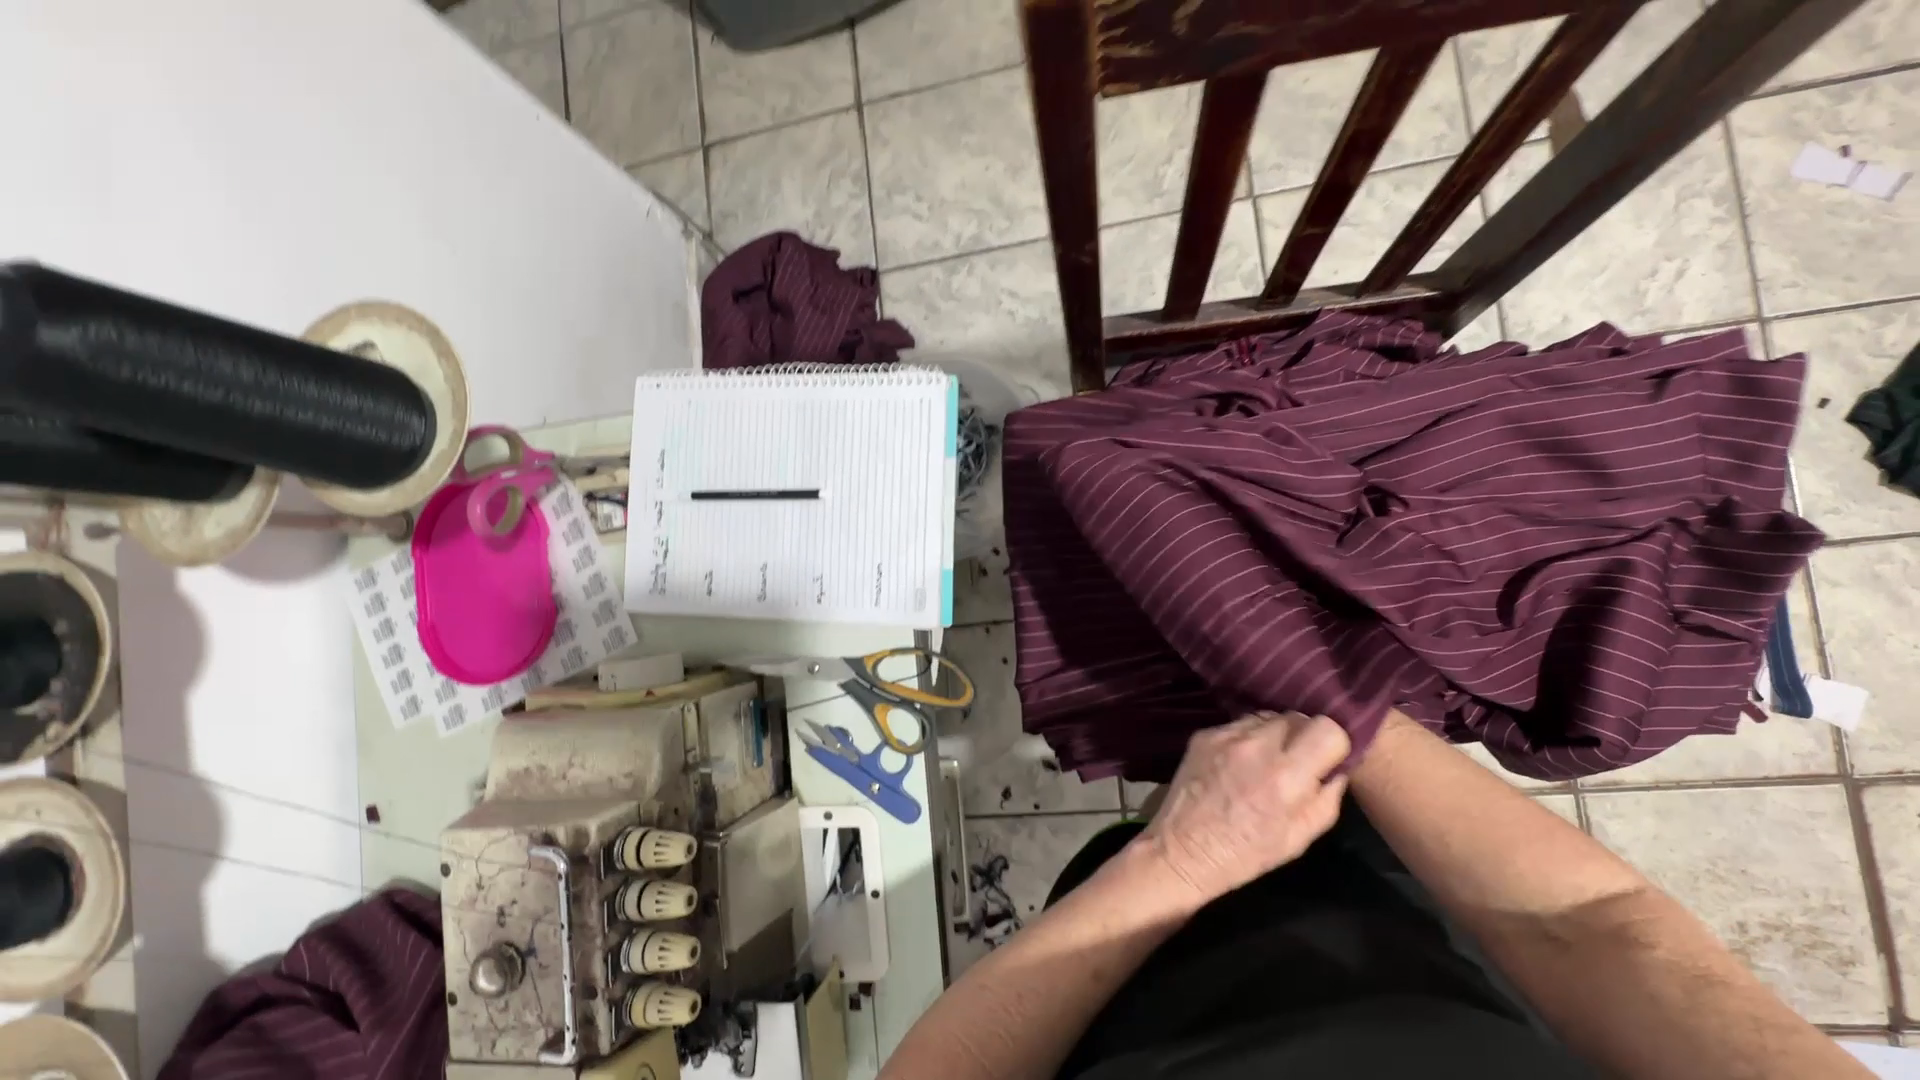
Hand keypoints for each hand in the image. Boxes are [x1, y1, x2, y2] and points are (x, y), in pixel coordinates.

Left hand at [1137, 711, 1350, 901]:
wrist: (1183, 850)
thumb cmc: (1246, 853)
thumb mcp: (1301, 838)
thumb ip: (1327, 797)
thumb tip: (1337, 767)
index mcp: (1287, 775)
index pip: (1328, 728)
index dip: (1333, 743)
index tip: (1326, 759)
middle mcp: (1257, 746)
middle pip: (1298, 717)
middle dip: (1304, 737)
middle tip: (1297, 762)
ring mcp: (1227, 736)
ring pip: (1268, 717)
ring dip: (1275, 735)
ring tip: (1266, 762)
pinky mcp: (1204, 734)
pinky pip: (1239, 725)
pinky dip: (1247, 739)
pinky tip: (1239, 763)